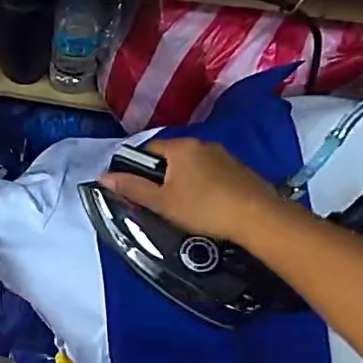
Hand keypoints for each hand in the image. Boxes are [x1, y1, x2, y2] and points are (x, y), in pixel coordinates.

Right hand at [98, 138, 280, 243]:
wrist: (258, 218)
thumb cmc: (204, 208)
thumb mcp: (162, 202)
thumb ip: (132, 188)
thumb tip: (104, 176)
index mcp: (180, 147)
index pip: (147, 150)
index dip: (137, 168)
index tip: (137, 190)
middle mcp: (202, 143)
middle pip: (170, 156)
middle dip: (161, 175)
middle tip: (158, 202)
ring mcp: (224, 155)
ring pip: (192, 164)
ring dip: (183, 180)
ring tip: (182, 206)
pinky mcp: (240, 169)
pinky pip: (211, 172)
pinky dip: (203, 184)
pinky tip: (206, 205)